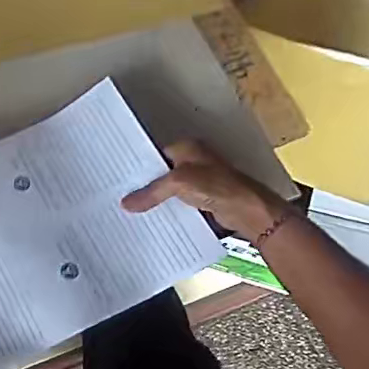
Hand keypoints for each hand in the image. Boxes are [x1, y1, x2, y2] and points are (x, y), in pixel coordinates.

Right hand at [121, 139, 285, 240]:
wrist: (244, 209)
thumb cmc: (218, 186)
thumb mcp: (178, 183)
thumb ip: (151, 192)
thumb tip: (129, 202)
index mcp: (187, 148)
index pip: (156, 154)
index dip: (141, 167)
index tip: (123, 178)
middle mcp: (194, 162)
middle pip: (162, 173)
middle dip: (147, 186)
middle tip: (125, 196)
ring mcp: (200, 182)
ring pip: (171, 190)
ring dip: (158, 200)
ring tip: (135, 210)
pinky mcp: (203, 200)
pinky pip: (180, 204)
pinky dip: (170, 210)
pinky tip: (156, 219)